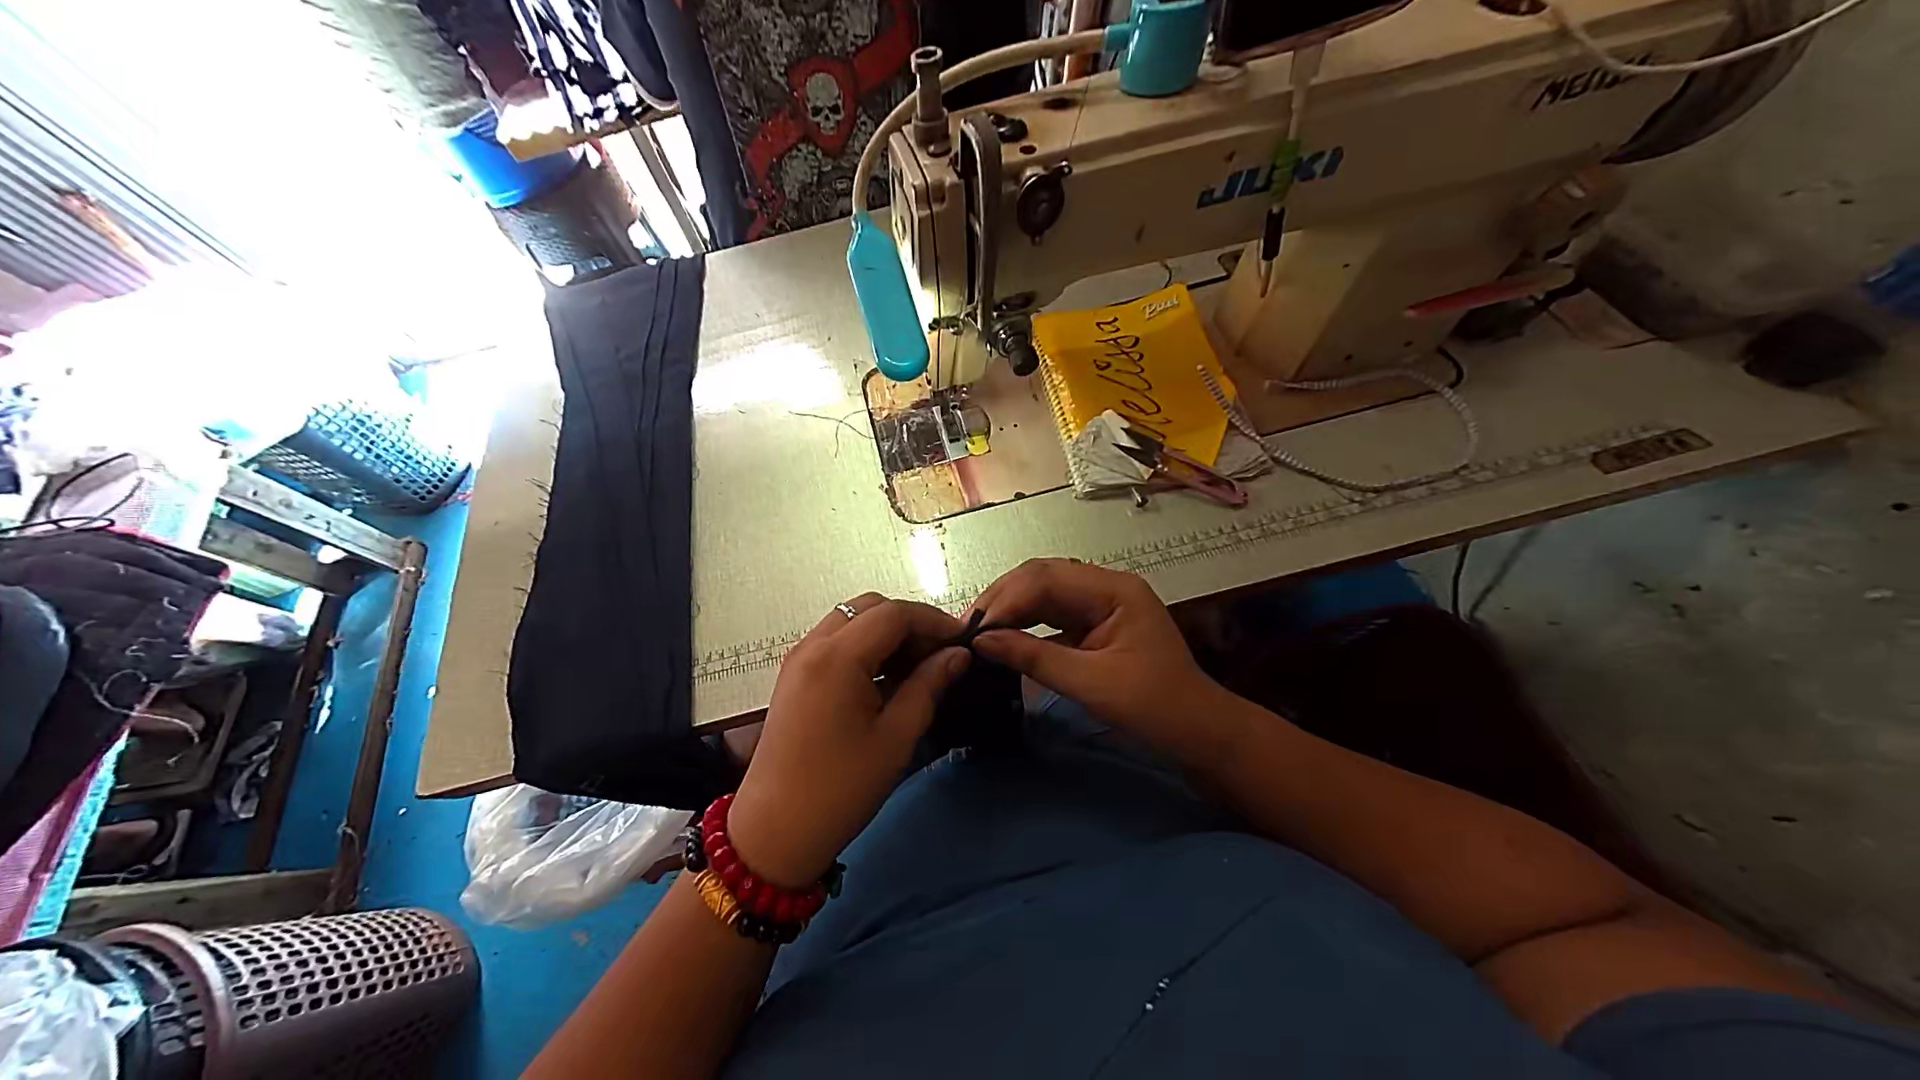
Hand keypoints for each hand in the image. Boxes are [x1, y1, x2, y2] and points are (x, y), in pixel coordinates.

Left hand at [726, 594, 968, 888]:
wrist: (774, 833)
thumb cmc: (839, 789)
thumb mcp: (895, 738)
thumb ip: (928, 685)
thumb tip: (956, 656)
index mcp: (836, 657)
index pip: (894, 613)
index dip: (933, 621)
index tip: (961, 641)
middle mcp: (812, 647)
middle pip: (869, 607)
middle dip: (910, 622)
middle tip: (940, 653)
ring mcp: (798, 660)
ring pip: (850, 620)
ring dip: (886, 633)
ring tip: (917, 667)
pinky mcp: (793, 677)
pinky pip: (834, 641)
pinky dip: (864, 646)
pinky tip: (886, 678)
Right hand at [969, 559, 1242, 762]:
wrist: (1198, 732)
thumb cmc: (1153, 707)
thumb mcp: (1091, 683)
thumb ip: (1034, 657)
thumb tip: (982, 641)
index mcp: (1114, 589)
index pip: (1047, 579)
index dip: (1006, 599)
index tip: (974, 628)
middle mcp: (1106, 586)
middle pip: (1042, 577)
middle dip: (1003, 598)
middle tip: (967, 627)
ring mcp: (1100, 603)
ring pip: (1043, 592)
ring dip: (1010, 608)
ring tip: (977, 631)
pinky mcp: (1094, 623)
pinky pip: (1051, 613)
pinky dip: (1025, 623)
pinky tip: (1003, 636)